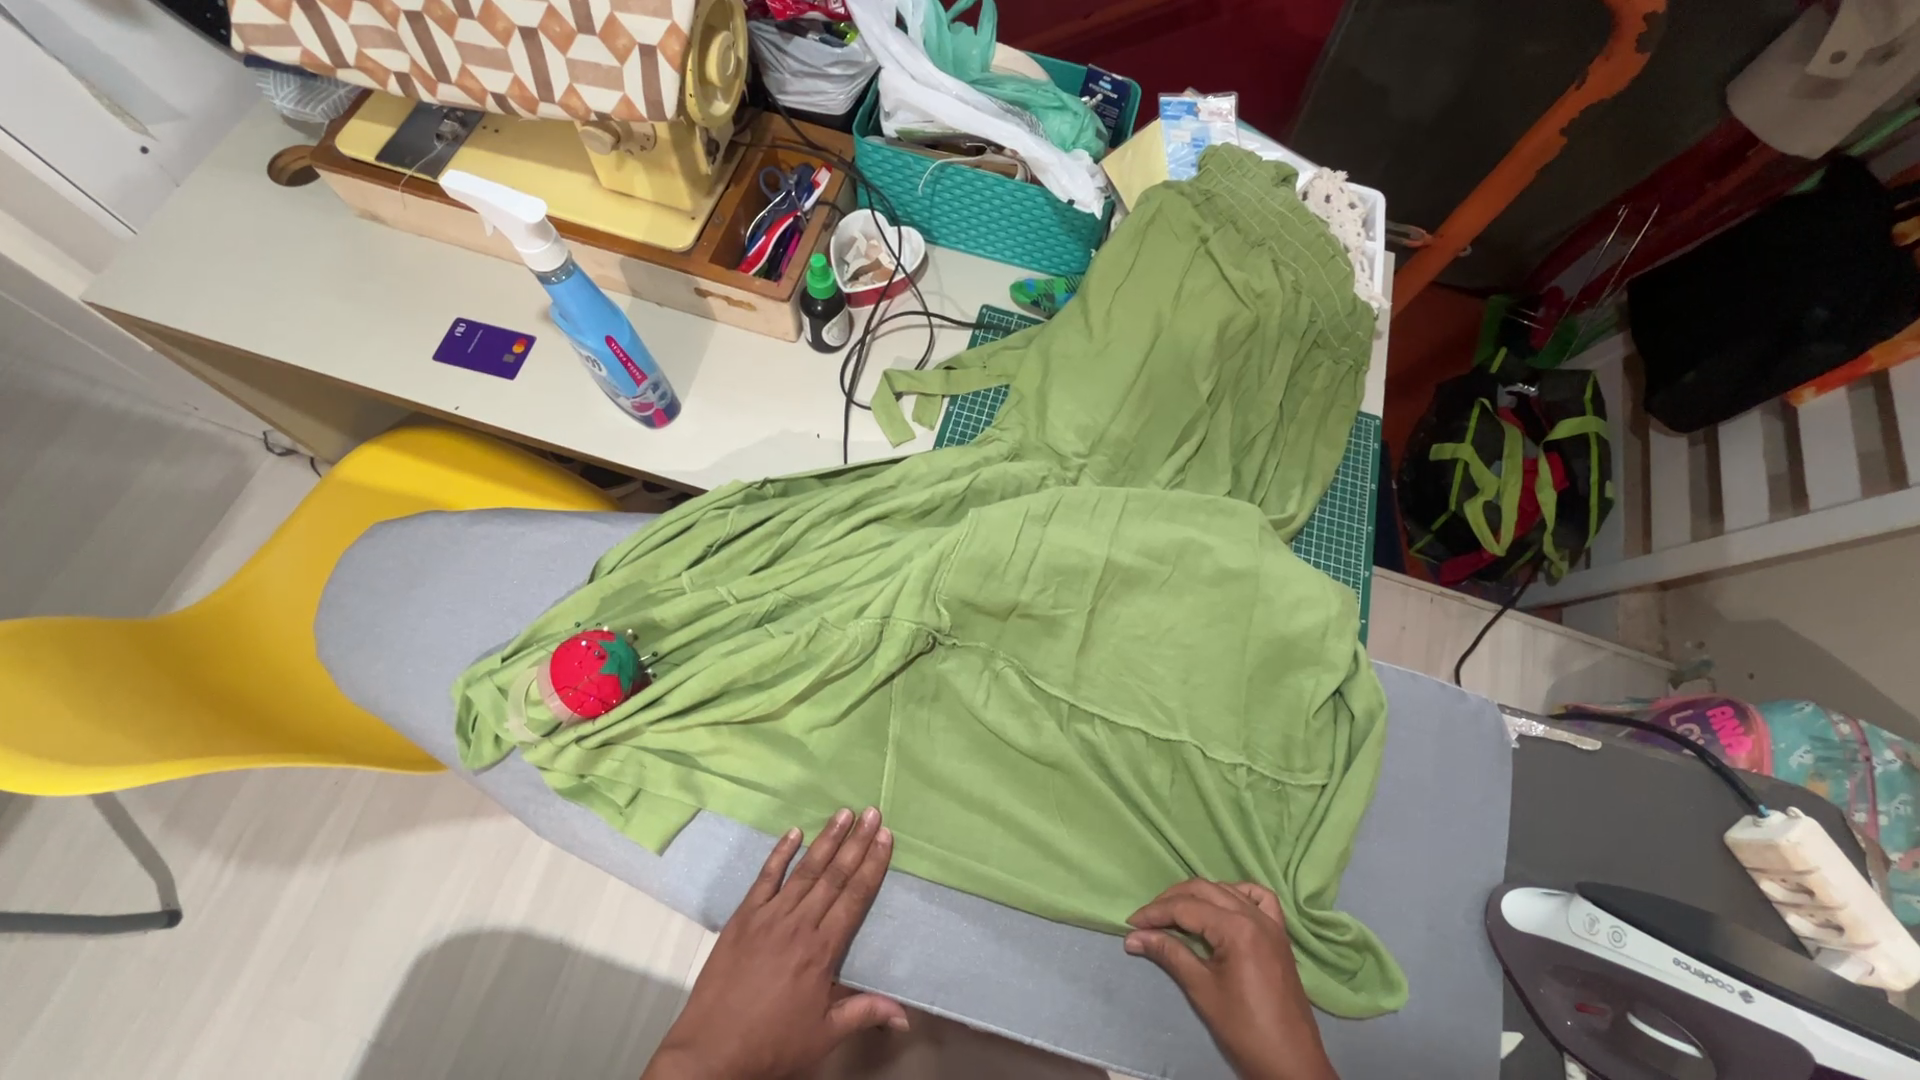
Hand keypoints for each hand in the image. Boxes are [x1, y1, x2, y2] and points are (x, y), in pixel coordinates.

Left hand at [642, 807, 906, 1079]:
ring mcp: (767, 917)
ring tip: (843, 813)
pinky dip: (780, 854)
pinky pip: (764, 879)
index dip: (872, 865)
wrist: (711, 1053)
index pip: (854, 897)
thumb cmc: (772, 1045)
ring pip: (804, 870)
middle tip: (872, 813)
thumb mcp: (824, 1035)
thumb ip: (864, 1013)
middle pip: (833, 875)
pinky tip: (793, 832)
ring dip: (826, 840)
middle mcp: (798, 925)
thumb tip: (905, 1014)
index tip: (886, 837)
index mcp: (822, 950)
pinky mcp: (742, 918)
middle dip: (856, 842)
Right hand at [1124, 880, 1337, 1079]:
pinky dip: (1237, 894)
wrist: (1291, 1063)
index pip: (1186, 907)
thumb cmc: (1244, 1029)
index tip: (1131, 924)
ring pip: (1226, 891)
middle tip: (1147, 920)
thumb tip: (1134, 937)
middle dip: (1171, 901)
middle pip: (1204, 891)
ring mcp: (1271, 923)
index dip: (1155, 913)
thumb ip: (1169, 954)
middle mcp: (1255, 916)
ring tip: (1174, 915)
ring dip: (1197, 897)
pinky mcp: (1280, 935)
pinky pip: (1259, 898)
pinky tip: (1222, 905)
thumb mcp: (1201, 989)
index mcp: (1237, 928)